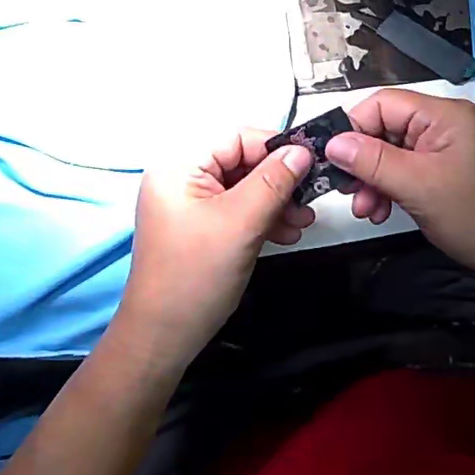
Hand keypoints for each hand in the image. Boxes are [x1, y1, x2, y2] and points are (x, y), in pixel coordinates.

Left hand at [113, 131, 314, 371]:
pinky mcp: (202, 226)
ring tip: (301, 221)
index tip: (311, 163)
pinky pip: (240, 208)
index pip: (236, 137)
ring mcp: (191, 204)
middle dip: (280, 180)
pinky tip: (286, 233)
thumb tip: (301, 151)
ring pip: (246, 186)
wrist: (164, 337)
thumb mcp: (241, 223)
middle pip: (243, 161)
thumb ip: (273, 181)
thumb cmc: (193, 278)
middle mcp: (182, 178)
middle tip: (310, 198)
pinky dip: (265, 218)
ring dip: (277, 201)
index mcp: (178, 166)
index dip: (275, 147)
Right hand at [323, 89, 474, 280]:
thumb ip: (372, 161)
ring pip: (388, 153)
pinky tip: (380, 211)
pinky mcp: (438, 170)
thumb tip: (332, 143)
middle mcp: (442, 125)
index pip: (383, 104)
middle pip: (383, 128)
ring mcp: (440, 148)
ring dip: (371, 180)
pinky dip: (385, 189)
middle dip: (362, 161)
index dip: (354, 127)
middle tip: (348, 190)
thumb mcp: (417, 186)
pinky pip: (401, 170)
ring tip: (366, 208)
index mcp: (444, 115)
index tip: (335, 159)